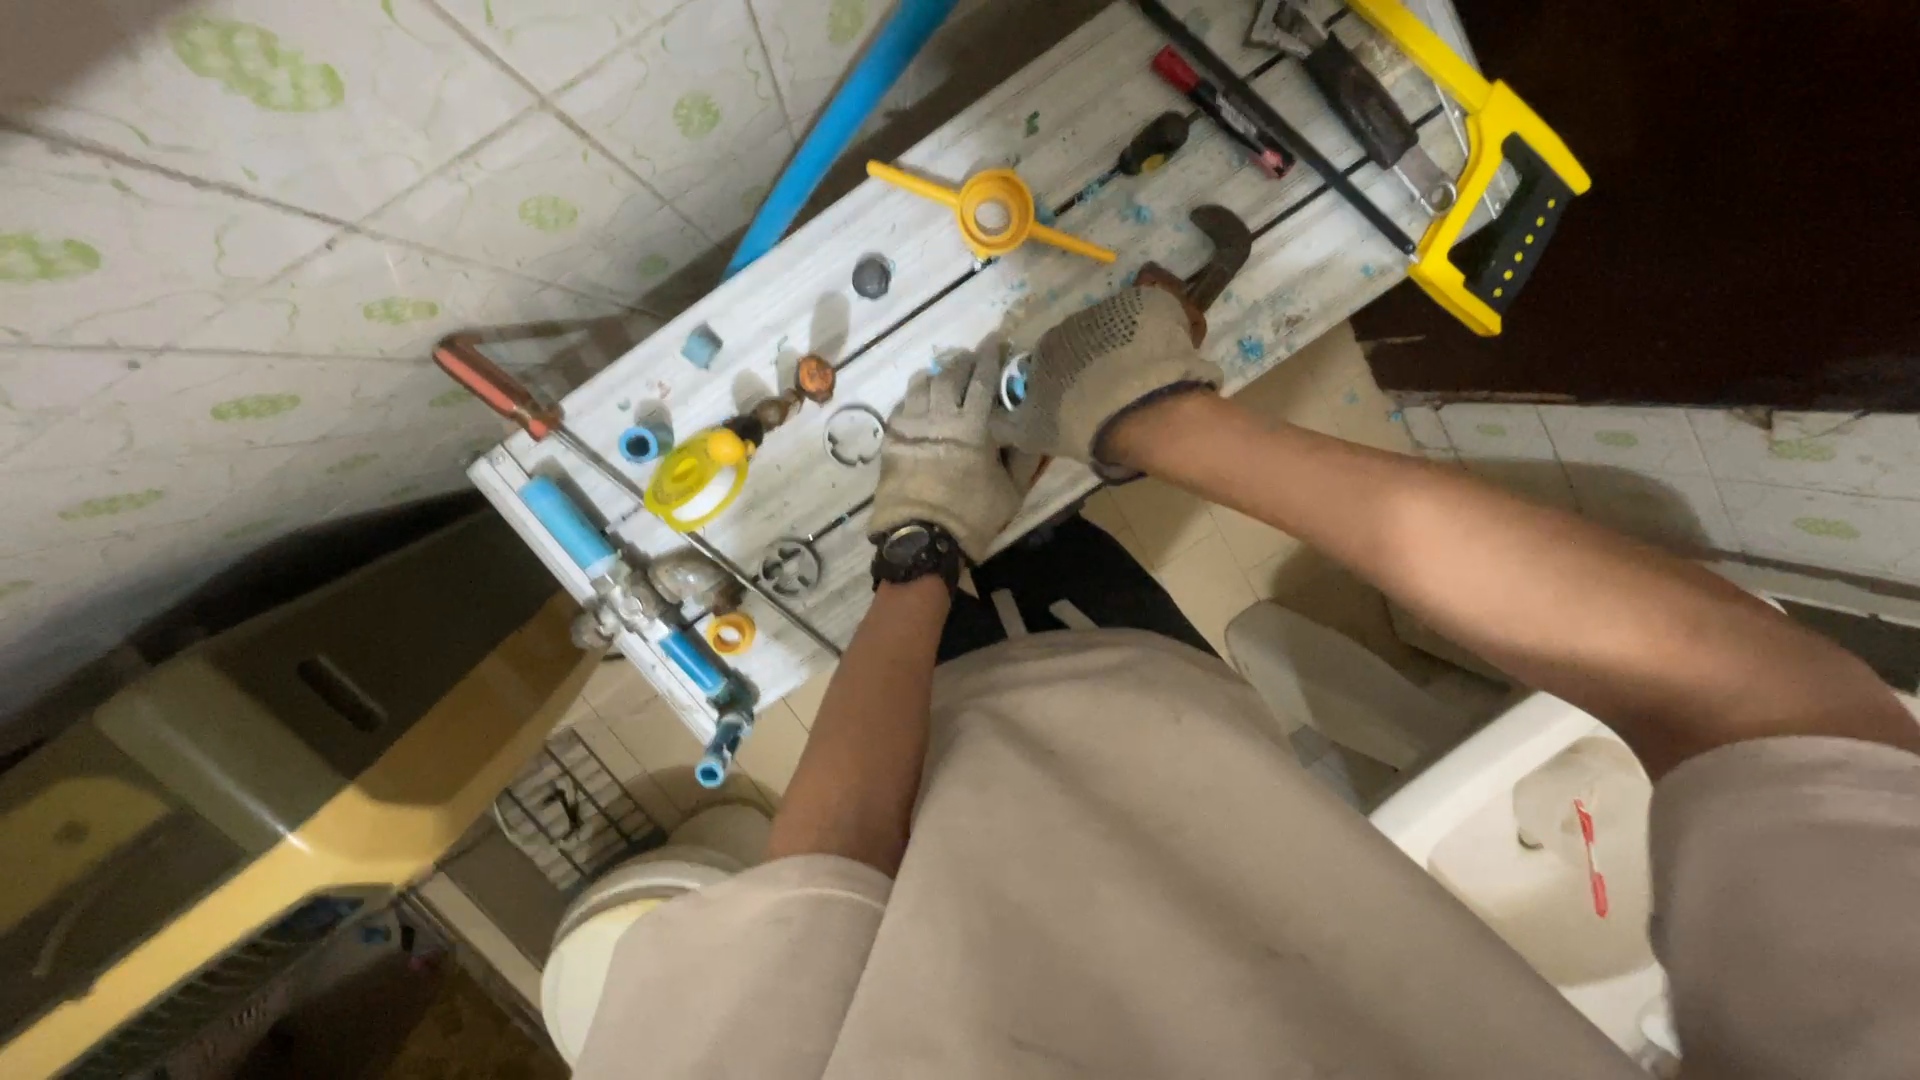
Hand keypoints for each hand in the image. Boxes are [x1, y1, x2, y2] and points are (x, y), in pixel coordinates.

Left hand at [870, 354, 1022, 560]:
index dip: (991, 355)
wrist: (922, 537)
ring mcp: (912, 425)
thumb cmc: (973, 516)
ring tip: (944, 374)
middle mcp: (940, 415)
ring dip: (936, 374)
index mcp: (974, 424)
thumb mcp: (1012, 490)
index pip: (983, 377)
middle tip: (972, 357)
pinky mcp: (892, 439)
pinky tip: (920, 400)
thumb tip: (1031, 430)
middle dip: (963, 360)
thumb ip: (1024, 457)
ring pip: (922, 384)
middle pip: (950, 374)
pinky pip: (902, 405)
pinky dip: (914, 396)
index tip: (997, 340)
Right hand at [989, 287, 1221, 468]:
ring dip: (1128, 346)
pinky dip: (1157, 331)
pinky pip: (1152, 314)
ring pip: (1120, 326)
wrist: (1137, 411)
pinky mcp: (1151, 303)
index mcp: (1045, 347)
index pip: (1052, 357)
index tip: (1081, 400)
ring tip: (1144, 378)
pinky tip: (1166, 358)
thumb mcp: (1029, 434)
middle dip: (1097, 360)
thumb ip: (1005, 422)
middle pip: (1085, 338)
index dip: (1067, 378)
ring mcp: (1114, 309)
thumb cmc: (1079, 424)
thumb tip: (991, 418)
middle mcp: (1074, 321)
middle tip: (1114, 392)